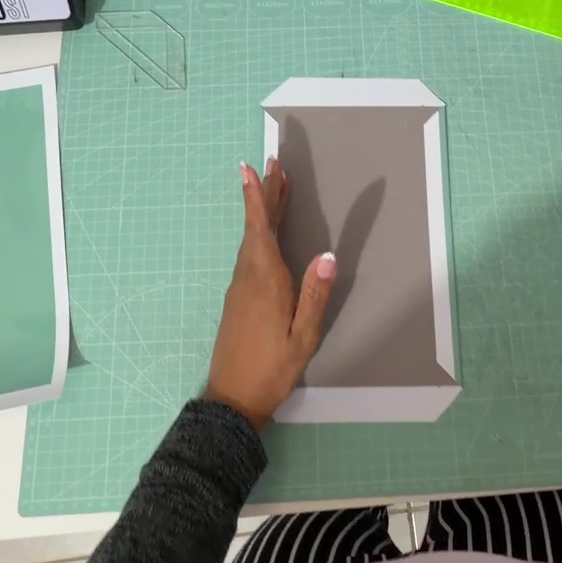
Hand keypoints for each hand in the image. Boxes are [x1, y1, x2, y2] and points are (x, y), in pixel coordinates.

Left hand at [204, 158, 336, 429]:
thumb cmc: (272, 368)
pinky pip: (251, 251)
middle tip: (273, 163)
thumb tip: (329, 254)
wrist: (232, 398)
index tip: (250, 168)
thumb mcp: (304, 335)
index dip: (256, 196)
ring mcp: (241, 286)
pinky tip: (268, 231)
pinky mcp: (239, 296)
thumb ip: (315, 294)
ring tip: (276, 187)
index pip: (259, 227)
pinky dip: (260, 230)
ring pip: (252, 237)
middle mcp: (249, 275)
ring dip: (263, 210)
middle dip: (265, 193)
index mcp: (265, 279)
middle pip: (256, 226)